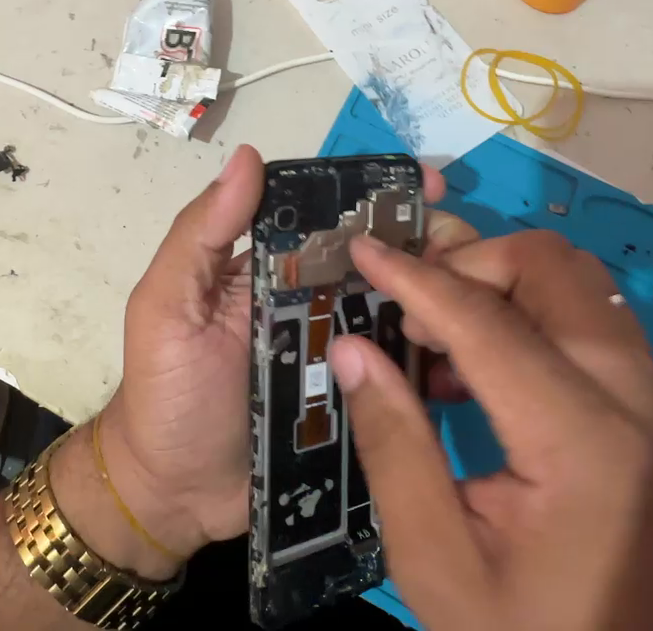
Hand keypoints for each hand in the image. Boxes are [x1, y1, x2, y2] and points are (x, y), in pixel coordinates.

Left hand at [95, 147, 472, 570]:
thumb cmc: (167, 392)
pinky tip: (471, 347)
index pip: (325, 218)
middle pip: (374, 260)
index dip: (371, 196)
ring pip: (397, 309)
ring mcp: (339, 353)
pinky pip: (399, 371)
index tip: (423, 183)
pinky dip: (432, 355)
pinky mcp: (357, 401)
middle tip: (469, 244)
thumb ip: (201, 233)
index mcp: (269, 268)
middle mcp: (311, 300)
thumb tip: (249, 156)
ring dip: (438, 294)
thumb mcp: (167, 304)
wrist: (177, 496)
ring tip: (486, 289)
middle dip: (423, 241)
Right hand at [330, 230, 652, 630]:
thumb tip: (352, 348)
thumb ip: (393, 446)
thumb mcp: (438, 562)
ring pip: (573, 278)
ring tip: (436, 336)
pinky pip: (587, 315)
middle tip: (406, 309)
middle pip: (547, 266)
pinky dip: (527, 310)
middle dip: (467, 265)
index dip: (412, 277)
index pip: (483, 319)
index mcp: (581, 438)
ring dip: (499, 282)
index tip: (360, 247)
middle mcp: (634, 394)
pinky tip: (478, 369)